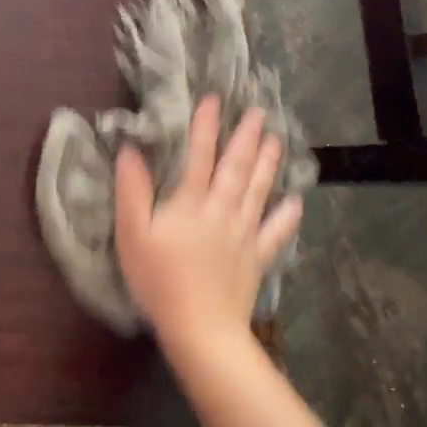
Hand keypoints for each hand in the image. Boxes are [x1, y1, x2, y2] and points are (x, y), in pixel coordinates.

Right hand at [115, 95, 302, 350]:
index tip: (214, 100)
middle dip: (247, 138)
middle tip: (258, 113)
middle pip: (236, 168)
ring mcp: (244, 235)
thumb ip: (132, 190)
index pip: (199, 156)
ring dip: (268, 164)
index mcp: (190, 203)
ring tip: (277, 140)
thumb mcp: (131, 233)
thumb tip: (130, 150)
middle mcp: (222, 211)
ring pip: (259, 191)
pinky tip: (296, 201)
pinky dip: (287, 214)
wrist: (200, 326)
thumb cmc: (157, 278)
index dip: (206, 127)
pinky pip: (275, 231)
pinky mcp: (256, 258)